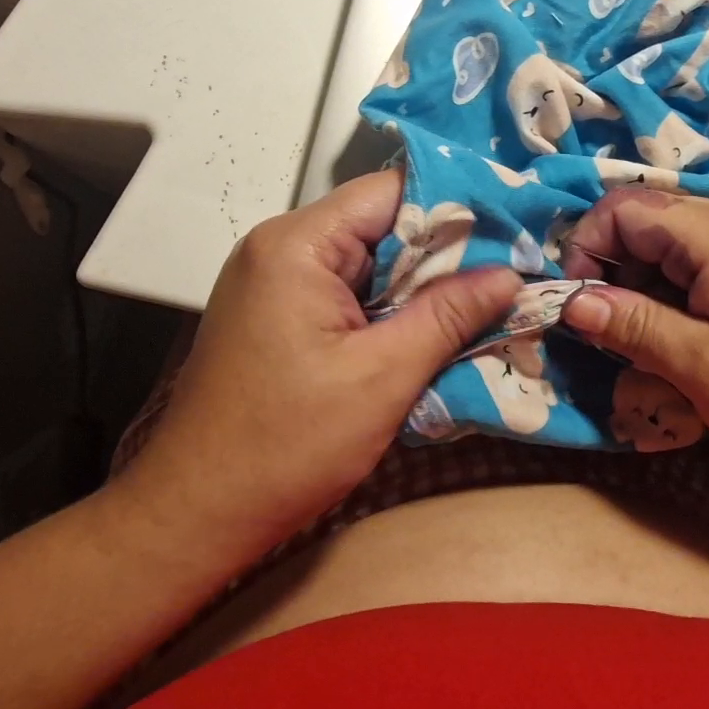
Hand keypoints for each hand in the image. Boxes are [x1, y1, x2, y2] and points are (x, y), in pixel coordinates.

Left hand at [110, 171, 520, 568]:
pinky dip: (394, 310)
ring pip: (373, 262)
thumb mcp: (382, 377)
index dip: (457, 207)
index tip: (513, 233)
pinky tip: (436, 333)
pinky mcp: (281, 316)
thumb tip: (510, 274)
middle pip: (384, 225)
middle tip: (512, 274)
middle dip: (448, 252)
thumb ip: (449, 316)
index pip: (393, 192)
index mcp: (299, 245)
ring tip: (488, 303)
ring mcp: (278, 283)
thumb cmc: (286, 446)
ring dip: (424, 286)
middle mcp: (283, 248)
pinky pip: (352, 294)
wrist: (195, 516)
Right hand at [560, 189, 708, 479]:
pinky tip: (692, 323)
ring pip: (681, 232)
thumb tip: (570, 301)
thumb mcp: (702, 369)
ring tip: (653, 331)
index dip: (588, 246)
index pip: (627, 207)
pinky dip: (684, 277)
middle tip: (614, 325)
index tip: (579, 302)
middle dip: (617, 261)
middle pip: (654, 214)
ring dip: (649, 273)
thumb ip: (633, 325)